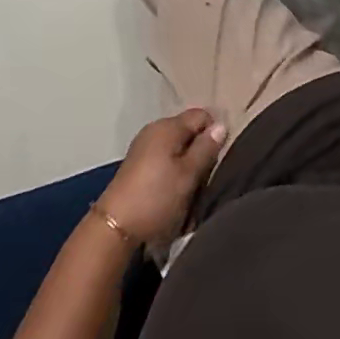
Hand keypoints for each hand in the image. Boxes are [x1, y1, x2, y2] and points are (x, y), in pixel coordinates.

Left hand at [96, 109, 226, 248]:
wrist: (117, 223)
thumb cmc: (157, 197)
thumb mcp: (188, 175)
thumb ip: (205, 148)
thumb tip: (221, 125)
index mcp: (167, 126)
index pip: (200, 115)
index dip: (215, 131)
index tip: (222, 155)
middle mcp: (154, 129)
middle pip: (188, 129)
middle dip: (202, 147)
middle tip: (210, 173)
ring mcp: (144, 144)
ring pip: (177, 144)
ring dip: (189, 160)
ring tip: (197, 183)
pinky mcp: (139, 161)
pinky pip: (166, 155)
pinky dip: (175, 166)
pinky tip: (178, 186)